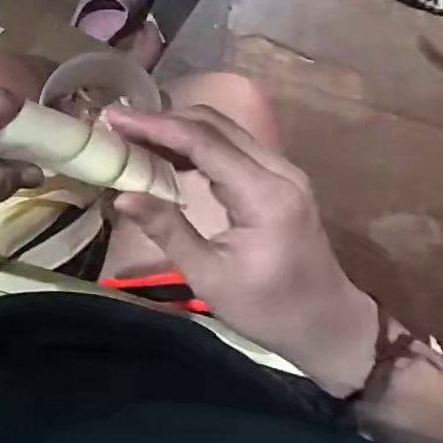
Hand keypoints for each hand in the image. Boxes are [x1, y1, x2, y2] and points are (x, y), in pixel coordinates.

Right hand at [102, 105, 379, 393]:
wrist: (329, 324)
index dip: (154, 125)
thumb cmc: (268, 309)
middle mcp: (278, 171)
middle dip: (160, 119)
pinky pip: (229, 144)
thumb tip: (121, 196)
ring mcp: (281, 171)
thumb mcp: (208, 276)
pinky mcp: (275, 177)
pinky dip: (191, 140)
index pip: (203, 142)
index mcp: (264, 195)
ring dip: (175, 126)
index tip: (114, 117)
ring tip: (130, 133)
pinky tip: (162, 151)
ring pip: (222, 128)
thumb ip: (167, 230)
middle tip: (115, 123)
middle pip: (213, 124)